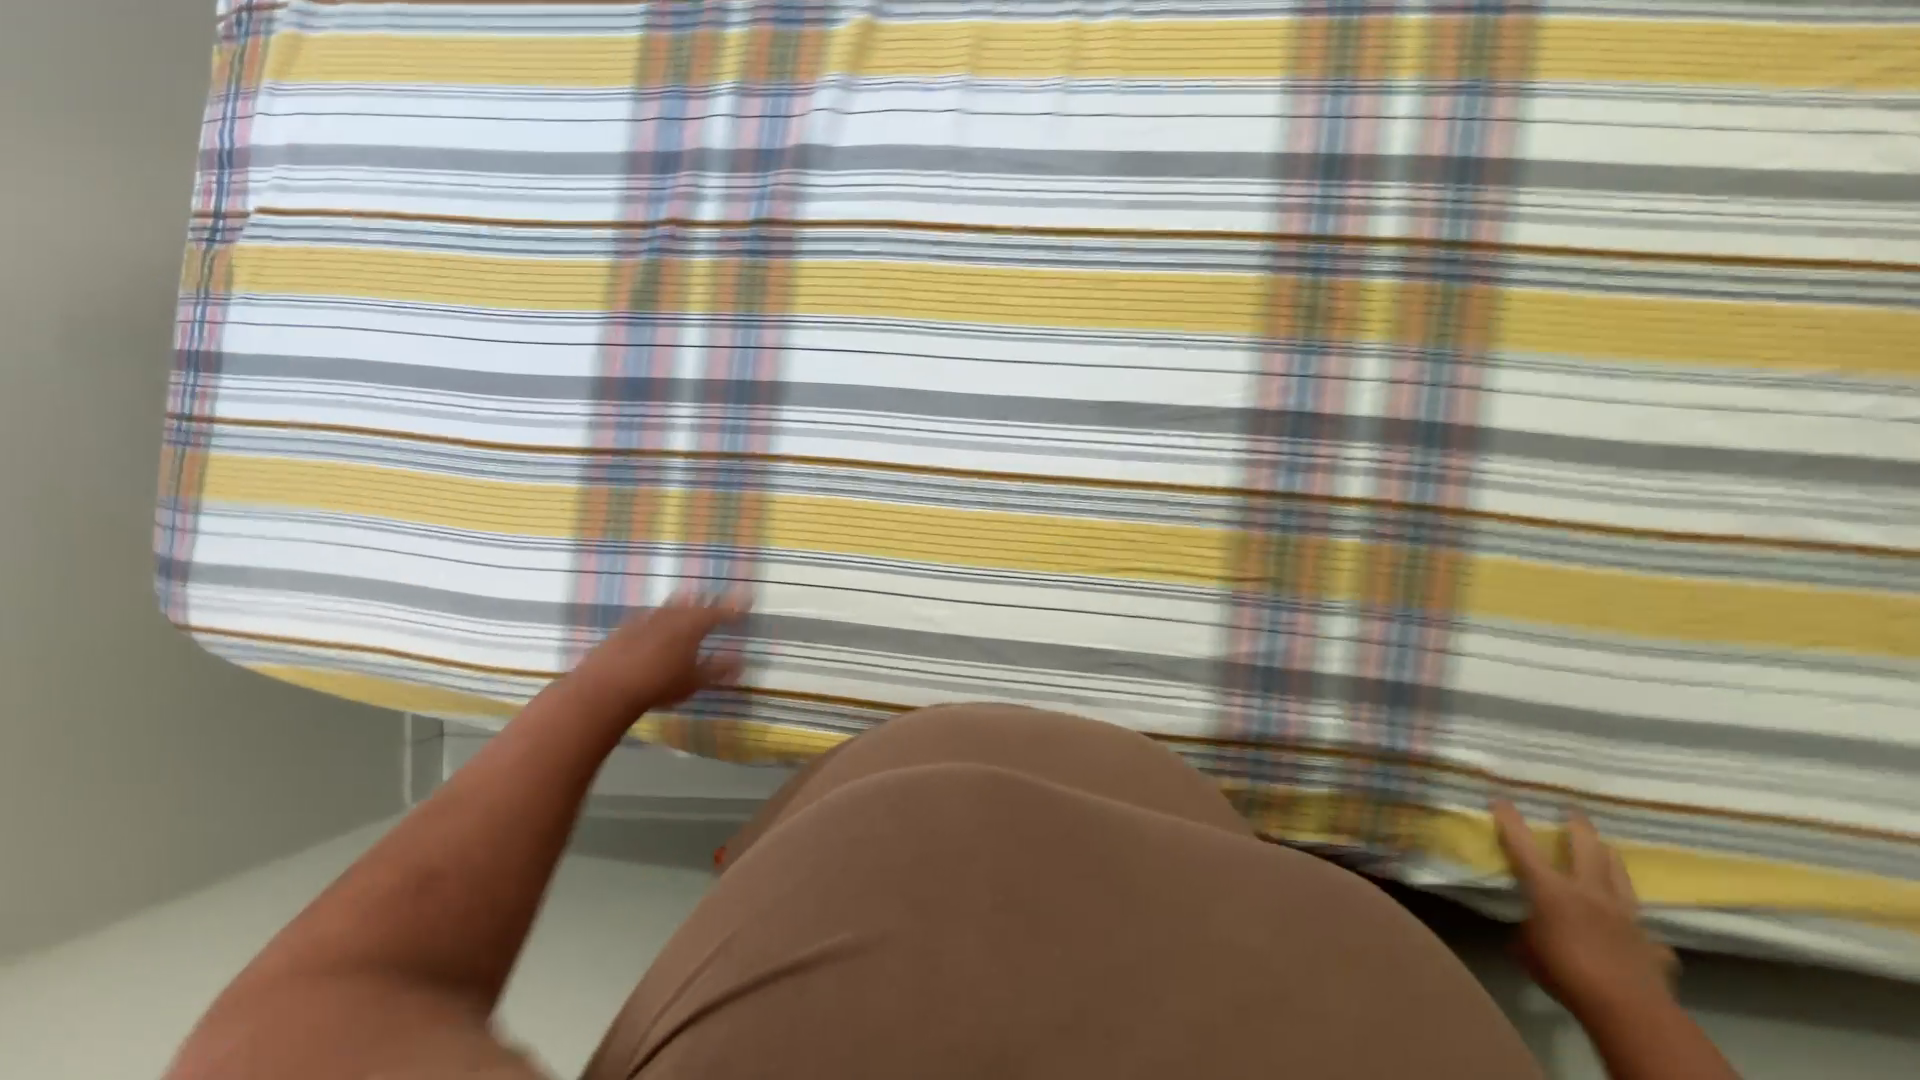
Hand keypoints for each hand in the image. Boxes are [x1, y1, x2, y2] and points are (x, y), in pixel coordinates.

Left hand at [568, 587, 750, 718]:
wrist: (606, 687)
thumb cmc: (658, 685)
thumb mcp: (694, 681)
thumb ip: (718, 668)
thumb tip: (741, 660)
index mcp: (691, 627)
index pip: (718, 612)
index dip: (733, 607)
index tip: (746, 599)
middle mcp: (670, 617)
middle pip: (693, 602)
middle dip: (707, 599)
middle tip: (717, 595)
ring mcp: (645, 619)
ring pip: (669, 605)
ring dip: (682, 601)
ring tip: (689, 597)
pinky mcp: (625, 627)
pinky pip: (647, 615)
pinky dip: (657, 614)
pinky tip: (654, 618)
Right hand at [1492, 799, 1678, 1018]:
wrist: (1626, 1006)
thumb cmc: (1564, 973)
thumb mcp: (1527, 951)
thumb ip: (1527, 932)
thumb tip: (1531, 928)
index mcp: (1552, 891)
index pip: (1524, 847)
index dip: (1511, 821)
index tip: (1501, 798)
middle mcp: (1590, 893)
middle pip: (1586, 848)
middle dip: (1577, 827)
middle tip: (1573, 811)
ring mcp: (1625, 915)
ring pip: (1619, 875)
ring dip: (1611, 859)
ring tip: (1608, 849)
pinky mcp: (1651, 941)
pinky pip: (1643, 928)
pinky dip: (1636, 926)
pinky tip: (1636, 934)